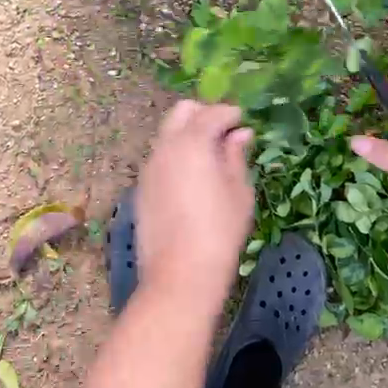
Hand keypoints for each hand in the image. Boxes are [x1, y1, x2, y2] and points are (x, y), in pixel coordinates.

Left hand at [135, 99, 255, 309]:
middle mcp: (166, 145)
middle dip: (204, 114)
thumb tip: (240, 133)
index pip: (213, 112)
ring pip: (168, 132)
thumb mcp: (239, 193)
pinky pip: (161, 156)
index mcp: (192, 142)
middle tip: (225, 134)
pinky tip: (193, 178)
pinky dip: (177, 154)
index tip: (244, 123)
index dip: (231, 114)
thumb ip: (236, 156)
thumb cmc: (219, 233)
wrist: (179, 275)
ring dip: (188, 133)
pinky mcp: (142, 185)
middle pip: (182, 111)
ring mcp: (150, 165)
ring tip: (211, 157)